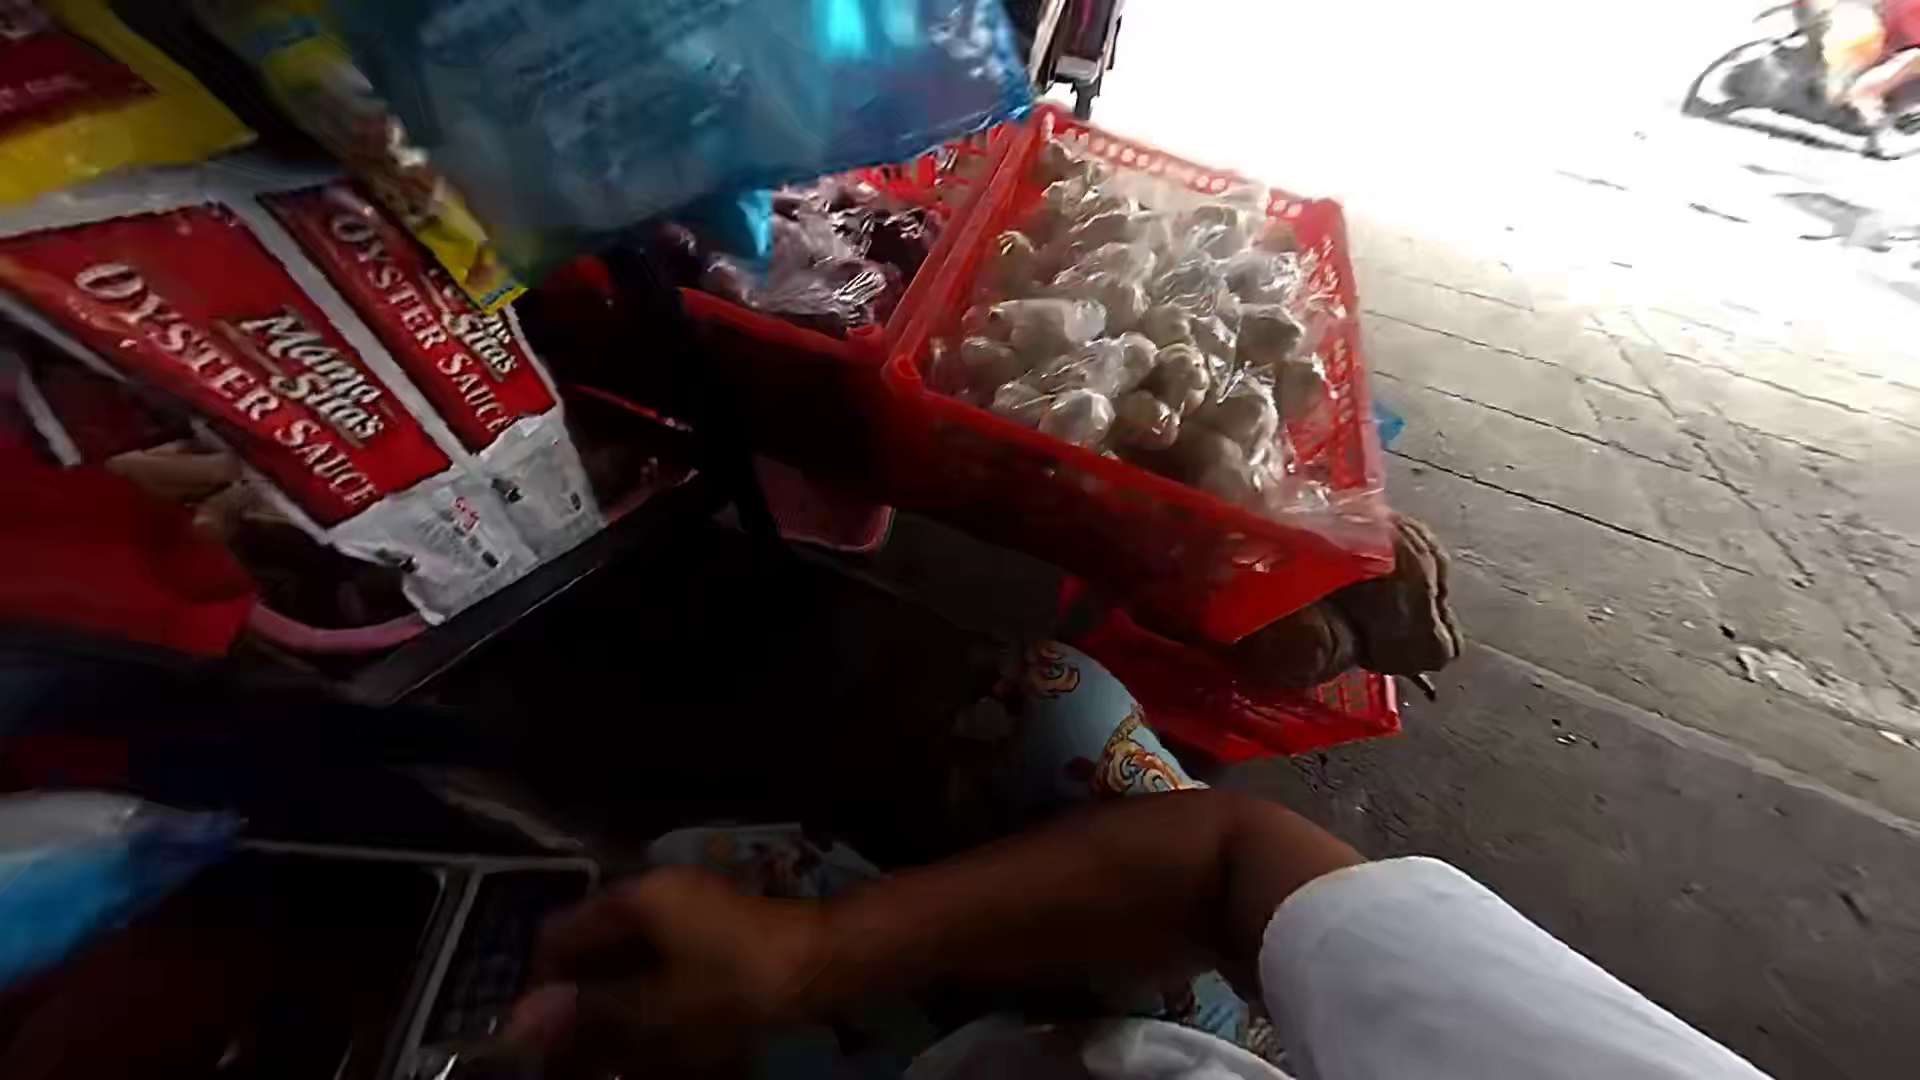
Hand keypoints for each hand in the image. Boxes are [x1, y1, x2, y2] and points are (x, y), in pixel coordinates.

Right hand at [507, 866, 833, 1073]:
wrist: (813, 963)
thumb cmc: (731, 982)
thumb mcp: (652, 1007)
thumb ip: (586, 1011)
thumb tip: (519, 1018)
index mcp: (640, 896)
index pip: (562, 933)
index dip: (542, 988)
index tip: (538, 1045)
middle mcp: (659, 893)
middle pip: (594, 949)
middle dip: (579, 1009)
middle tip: (574, 1066)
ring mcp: (687, 910)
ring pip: (627, 962)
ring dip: (612, 1012)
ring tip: (611, 1063)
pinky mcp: (709, 932)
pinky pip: (660, 967)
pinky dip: (646, 1005)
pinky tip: (650, 1046)